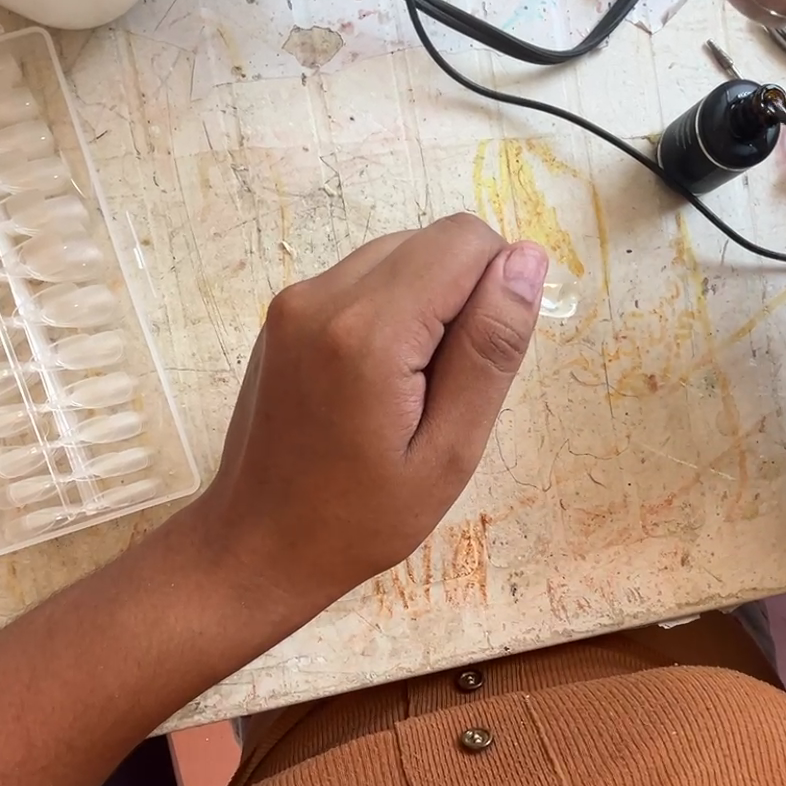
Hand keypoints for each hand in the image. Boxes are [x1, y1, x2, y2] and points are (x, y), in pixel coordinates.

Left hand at [184, 214, 548, 606]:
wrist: (259, 545)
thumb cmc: (360, 520)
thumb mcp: (448, 453)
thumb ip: (489, 352)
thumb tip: (526, 260)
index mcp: (367, 331)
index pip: (466, 241)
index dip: (496, 289)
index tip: (479, 363)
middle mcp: (320, 296)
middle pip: (431, 242)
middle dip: (459, 299)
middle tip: (441, 389)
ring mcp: (291, 303)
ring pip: (396, 257)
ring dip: (422, 307)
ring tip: (404, 391)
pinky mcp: (280, 317)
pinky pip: (358, 283)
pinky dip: (385, 316)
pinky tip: (370, 385)